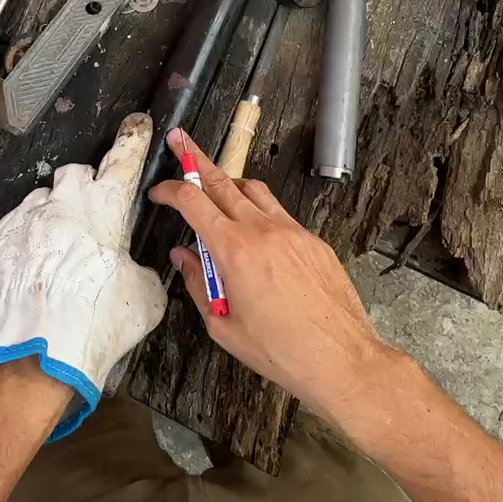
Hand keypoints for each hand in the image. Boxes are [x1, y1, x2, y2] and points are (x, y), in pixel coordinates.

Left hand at [0, 113, 167, 437]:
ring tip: (60, 258)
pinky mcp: (0, 235)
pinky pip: (20, 225)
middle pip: (78, 176)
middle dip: (86, 192)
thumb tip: (129, 267)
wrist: (35, 352)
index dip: (133, 140)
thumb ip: (140, 267)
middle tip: (92, 226)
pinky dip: (31, 240)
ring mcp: (28, 215)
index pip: (124, 159)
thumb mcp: (144, 297)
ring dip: (56, 218)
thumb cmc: (97, 320)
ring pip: (47, 201)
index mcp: (105, 204)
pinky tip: (37, 271)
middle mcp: (65, 199)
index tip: (136, 123)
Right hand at [148, 127, 391, 422]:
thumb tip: (184, 259)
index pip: (193, 201)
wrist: (343, 361)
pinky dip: (259, 209)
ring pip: (254, 189)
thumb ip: (198, 285)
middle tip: (180, 140)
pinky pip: (279, 212)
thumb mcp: (224, 327)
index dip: (170, 190)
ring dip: (229, 181)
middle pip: (222, 180)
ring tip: (215, 184)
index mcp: (234, 251)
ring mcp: (291, 231)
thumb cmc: (284, 352)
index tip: (159, 192)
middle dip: (195, 158)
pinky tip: (254, 228)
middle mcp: (262, 231)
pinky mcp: (312, 241)